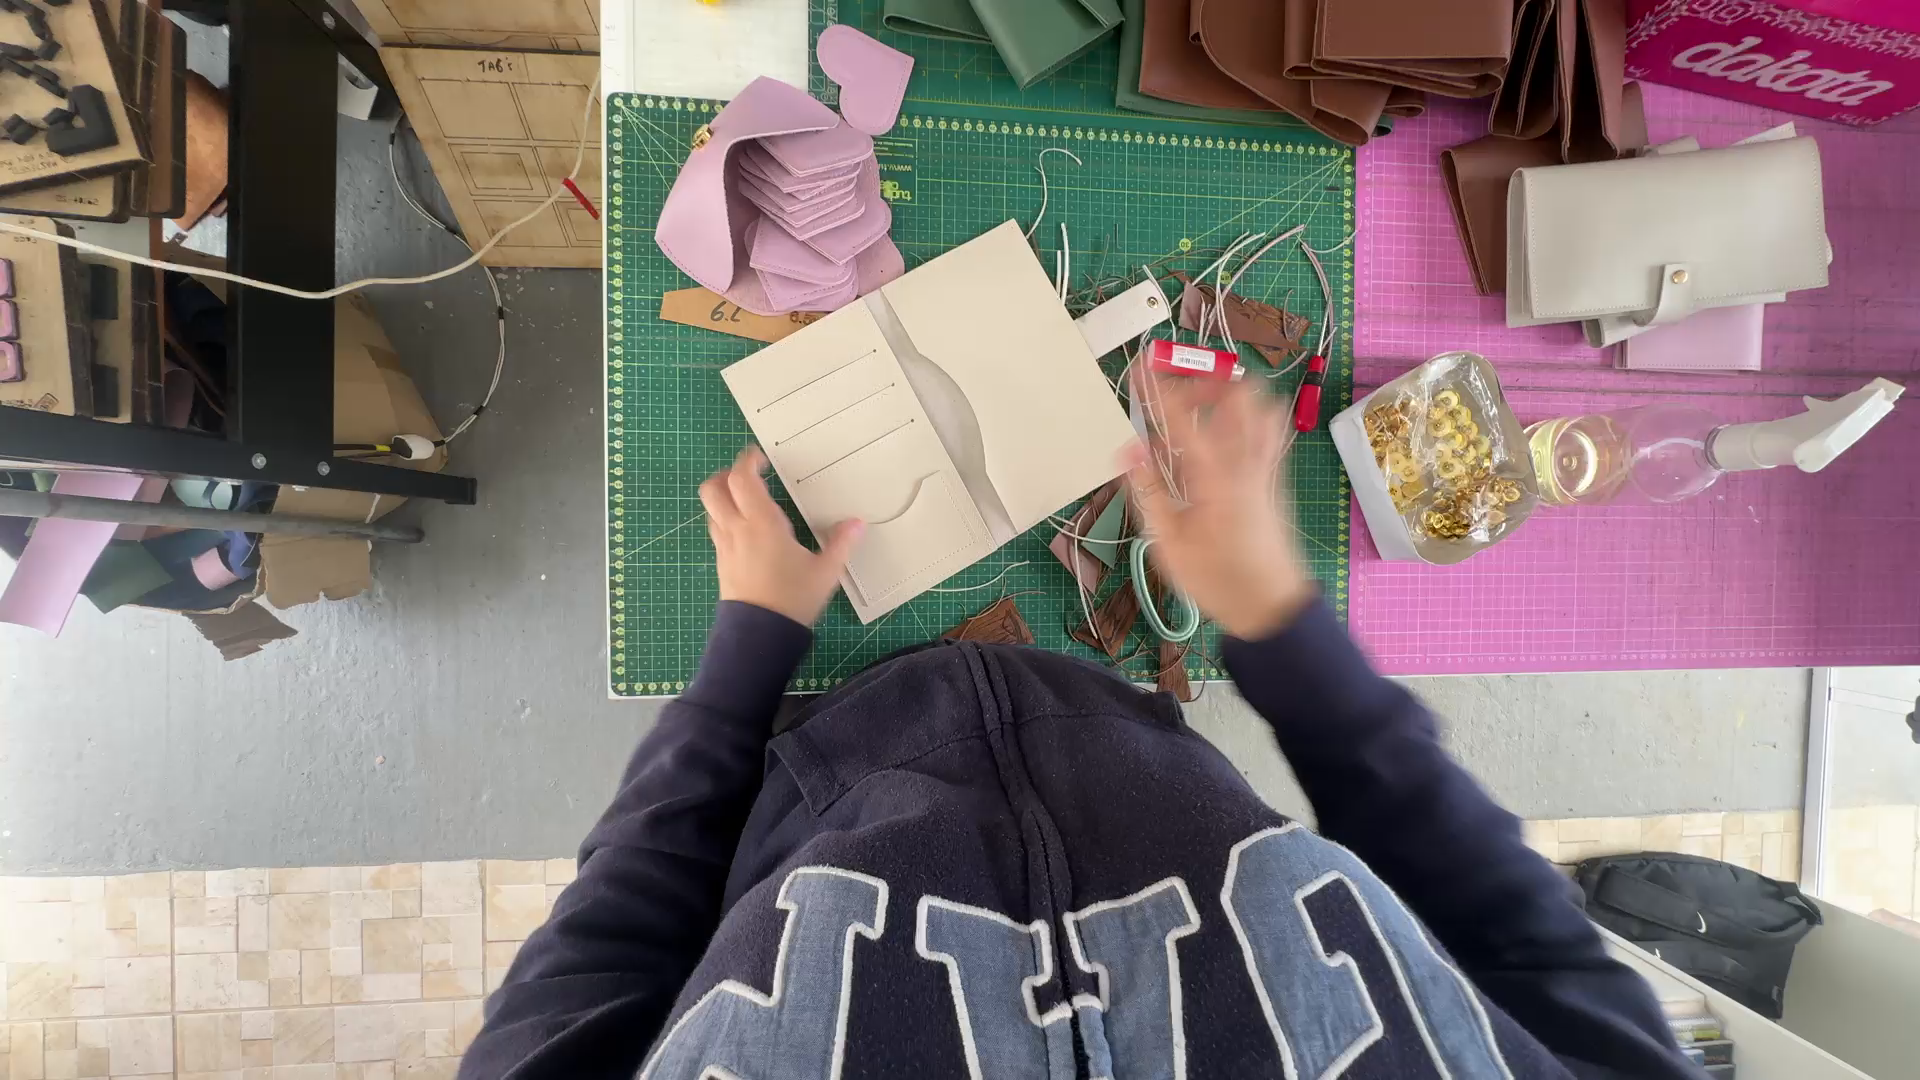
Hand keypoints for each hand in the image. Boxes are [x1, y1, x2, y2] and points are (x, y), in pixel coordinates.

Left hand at [700, 446, 864, 626]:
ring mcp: (725, 547)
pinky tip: (747, 531)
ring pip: (711, 510)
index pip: (742, 478)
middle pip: (714, 489)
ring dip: (724, 497)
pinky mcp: (722, 564)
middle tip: (747, 475)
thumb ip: (841, 543)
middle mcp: (736, 530)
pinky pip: (717, 530)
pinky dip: (726, 519)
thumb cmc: (792, 599)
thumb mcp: (825, 572)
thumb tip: (856, 524)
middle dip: (726, 475)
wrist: (759, 635)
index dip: (748, 461)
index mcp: (761, 523)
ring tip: (747, 500)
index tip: (760, 457)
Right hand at [1122, 373, 1314, 639]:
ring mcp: (1268, 470)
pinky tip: (1221, 432)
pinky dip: (1246, 415)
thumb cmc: (1216, 580)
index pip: (1186, 420)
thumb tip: (1128, 450)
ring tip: (1201, 404)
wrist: (1271, 606)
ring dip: (1233, 394)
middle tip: (1177, 390)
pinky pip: (1268, 430)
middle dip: (1208, 379)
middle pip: (1243, 396)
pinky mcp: (1274, 479)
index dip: (1160, 390)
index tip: (1142, 367)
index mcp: (1218, 480)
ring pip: (1265, 408)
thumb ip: (1149, 491)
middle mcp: (1249, 465)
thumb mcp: (1168, 543)